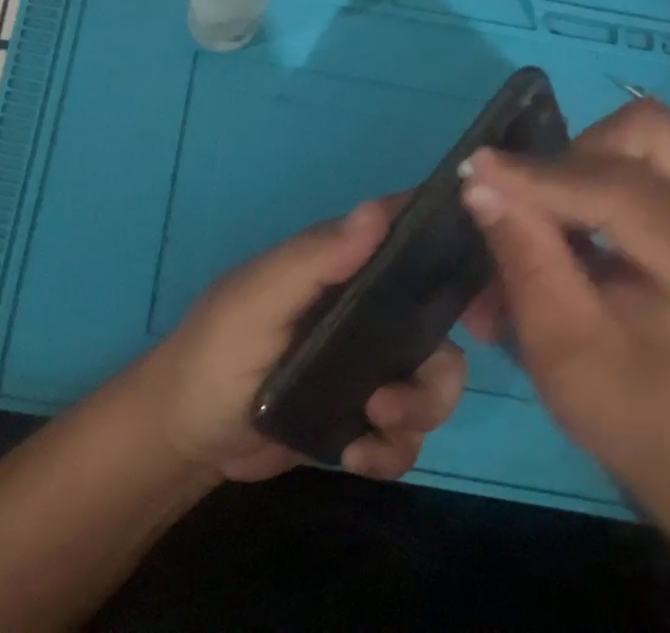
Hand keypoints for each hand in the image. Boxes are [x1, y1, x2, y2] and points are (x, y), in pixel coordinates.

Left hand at [133, 199, 467, 482]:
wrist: (186, 436)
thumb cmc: (214, 352)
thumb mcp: (257, 300)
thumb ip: (314, 260)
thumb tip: (378, 211)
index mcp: (337, 271)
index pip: (405, 242)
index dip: (450, 252)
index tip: (484, 290)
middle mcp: (361, 314)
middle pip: (437, 331)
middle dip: (434, 376)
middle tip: (391, 403)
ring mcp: (364, 369)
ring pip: (431, 386)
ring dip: (417, 415)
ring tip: (371, 431)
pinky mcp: (359, 419)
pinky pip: (407, 435)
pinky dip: (393, 452)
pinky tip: (356, 458)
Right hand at [457, 99, 669, 497]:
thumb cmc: (635, 415)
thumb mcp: (563, 350)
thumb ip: (526, 261)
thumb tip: (482, 184)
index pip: (625, 193)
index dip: (540, 177)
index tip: (473, 171)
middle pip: (652, 134)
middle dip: (574, 161)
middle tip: (532, 209)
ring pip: (658, 134)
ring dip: (592, 164)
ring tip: (560, 218)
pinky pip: (667, 154)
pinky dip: (613, 174)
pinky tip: (591, 223)